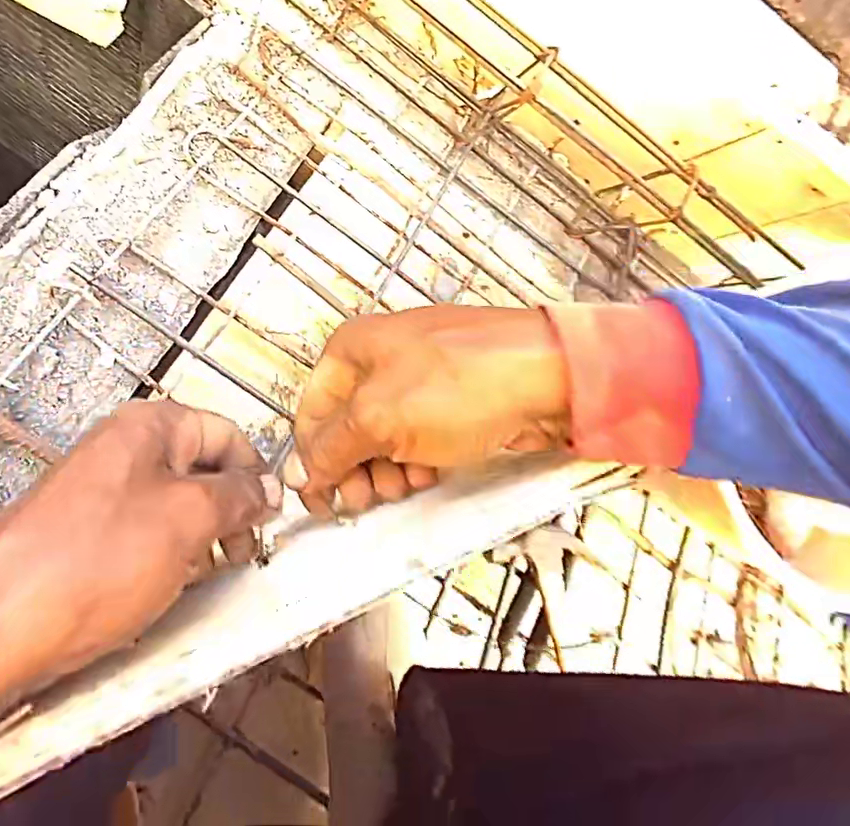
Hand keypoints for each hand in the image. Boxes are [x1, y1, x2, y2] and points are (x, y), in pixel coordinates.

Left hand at [0, 401, 278, 753]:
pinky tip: (164, 586)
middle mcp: (123, 446)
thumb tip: (270, 485)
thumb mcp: (187, 519)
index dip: (254, 474)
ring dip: (198, 537)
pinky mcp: (84, 529)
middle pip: (199, 467)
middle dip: (227, 509)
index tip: (271, 521)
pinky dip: (164, 554)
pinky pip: (142, 530)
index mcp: (149, 425)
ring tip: (202, 575)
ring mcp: (100, 488)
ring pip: (173, 504)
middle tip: (242, 555)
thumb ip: (237, 496)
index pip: (225, 433)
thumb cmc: (101, 558)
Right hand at [290, 306, 568, 517]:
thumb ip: (332, 449)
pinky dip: (415, 459)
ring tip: (405, 482)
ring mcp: (415, 378)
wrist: (548, 377)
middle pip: (344, 427)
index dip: (312, 460)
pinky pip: (414, 436)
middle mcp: (378, 359)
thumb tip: (300, 473)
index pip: (311, 414)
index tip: (319, 500)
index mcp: (351, 349)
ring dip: (385, 469)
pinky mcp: (447, 398)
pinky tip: (431, 470)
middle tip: (366, 497)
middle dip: (353, 468)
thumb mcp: (380, 419)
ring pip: (380, 436)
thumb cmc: (463, 383)